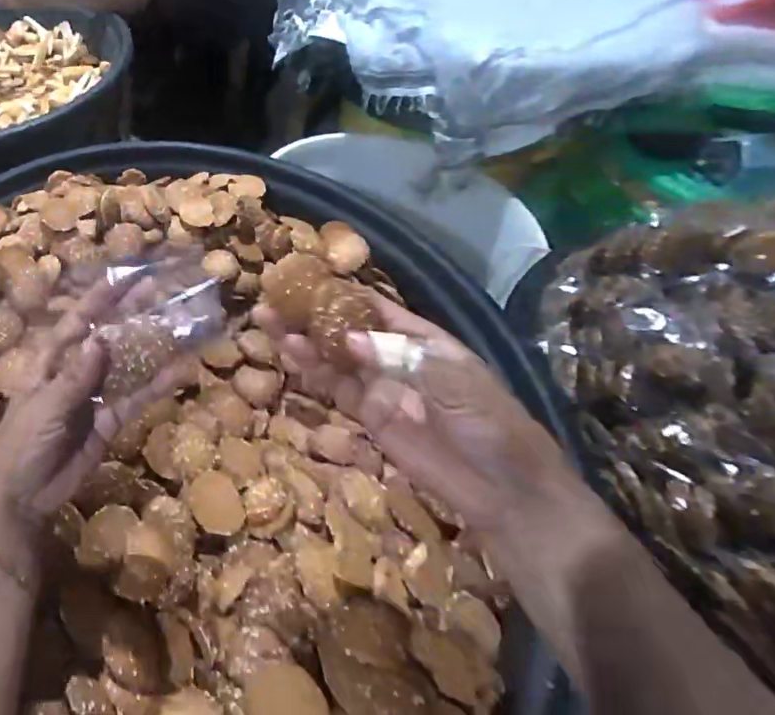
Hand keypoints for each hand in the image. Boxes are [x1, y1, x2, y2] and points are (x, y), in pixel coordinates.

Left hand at [0, 280, 195, 547]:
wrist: (22, 497)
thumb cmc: (22, 444)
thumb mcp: (45, 408)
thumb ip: (75, 377)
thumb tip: (100, 339)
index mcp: (51, 361)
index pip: (77, 321)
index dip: (99, 298)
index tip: (124, 276)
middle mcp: (75, 371)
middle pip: (106, 337)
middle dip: (130, 314)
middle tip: (159, 291)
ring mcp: (94, 396)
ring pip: (126, 365)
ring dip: (149, 347)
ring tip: (178, 325)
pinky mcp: (109, 421)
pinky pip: (135, 399)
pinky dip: (156, 386)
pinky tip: (179, 371)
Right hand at [254, 292, 579, 537]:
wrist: (507, 495)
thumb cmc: (492, 429)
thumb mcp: (457, 386)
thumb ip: (402, 358)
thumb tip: (348, 340)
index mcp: (422, 340)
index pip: (375, 307)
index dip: (341, 292)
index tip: (304, 279)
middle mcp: (394, 356)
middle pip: (344, 329)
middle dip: (309, 314)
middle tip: (271, 300)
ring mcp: (379, 386)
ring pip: (331, 356)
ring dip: (301, 339)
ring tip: (266, 322)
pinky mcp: (369, 416)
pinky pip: (334, 388)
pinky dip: (311, 371)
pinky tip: (288, 354)